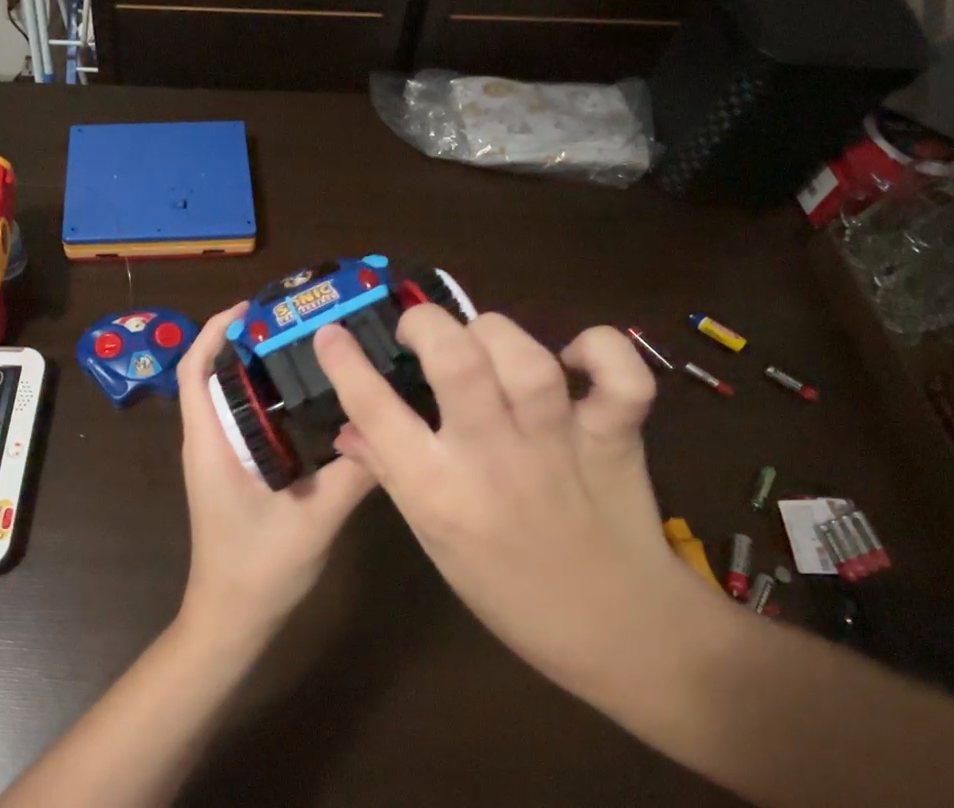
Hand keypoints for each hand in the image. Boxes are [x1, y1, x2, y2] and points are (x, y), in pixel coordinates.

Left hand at [173, 304, 377, 641]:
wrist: (230, 622)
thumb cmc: (257, 570)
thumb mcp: (313, 520)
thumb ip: (352, 475)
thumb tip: (388, 428)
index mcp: (210, 443)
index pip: (197, 369)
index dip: (217, 330)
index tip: (255, 306)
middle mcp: (207, 443)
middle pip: (213, 374)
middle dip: (246, 341)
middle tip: (297, 321)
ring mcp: (217, 459)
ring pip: (229, 398)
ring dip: (257, 370)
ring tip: (306, 348)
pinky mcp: (232, 474)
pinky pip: (242, 422)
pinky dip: (265, 401)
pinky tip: (308, 402)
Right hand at [315, 308, 713, 683]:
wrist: (616, 630)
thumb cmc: (508, 590)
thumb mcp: (434, 538)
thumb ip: (392, 473)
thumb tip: (349, 428)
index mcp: (438, 491)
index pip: (376, 411)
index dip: (346, 363)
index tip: (332, 334)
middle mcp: (492, 459)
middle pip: (456, 361)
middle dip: (427, 325)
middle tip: (418, 329)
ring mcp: (557, 445)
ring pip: (526, 360)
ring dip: (496, 333)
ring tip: (482, 340)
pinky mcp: (614, 438)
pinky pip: (621, 377)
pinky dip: (601, 348)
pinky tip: (572, 355)